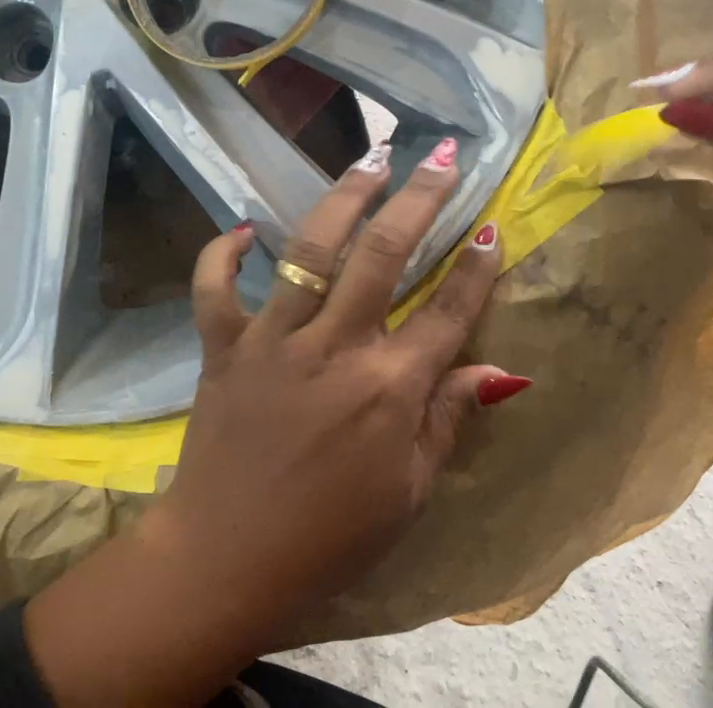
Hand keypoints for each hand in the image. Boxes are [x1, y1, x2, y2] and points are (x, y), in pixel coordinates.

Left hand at [25, 137, 528, 706]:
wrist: (229, 557)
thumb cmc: (330, 538)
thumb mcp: (409, 493)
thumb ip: (447, 421)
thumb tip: (498, 371)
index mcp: (389, 389)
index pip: (446, 313)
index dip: (475, 268)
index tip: (491, 224)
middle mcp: (334, 348)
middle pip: (383, 256)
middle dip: (418, 199)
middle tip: (440, 156)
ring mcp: (272, 342)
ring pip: (308, 251)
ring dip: (341, 200)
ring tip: (368, 160)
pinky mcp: (223, 349)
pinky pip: (214, 290)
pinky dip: (221, 256)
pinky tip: (240, 230)